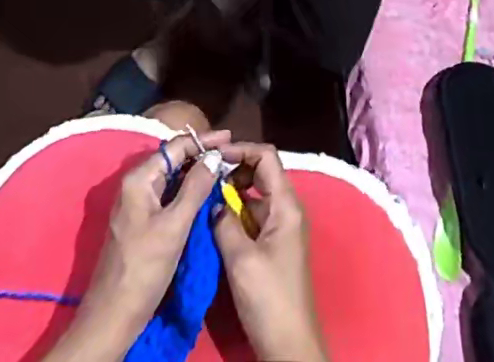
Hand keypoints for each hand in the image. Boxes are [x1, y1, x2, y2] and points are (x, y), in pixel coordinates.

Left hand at [51, 130, 228, 360]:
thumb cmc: (144, 268)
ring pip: (172, 178)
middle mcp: (136, 184)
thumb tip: (214, 156)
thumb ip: (195, 187)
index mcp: (139, 179)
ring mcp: (138, 204)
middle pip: (173, 159)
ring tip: (224, 170)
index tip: (230, 138)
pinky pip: (169, 195)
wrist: (113, 315)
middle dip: (201, 154)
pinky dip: (188, 190)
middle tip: (230, 154)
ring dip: (196, 172)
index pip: (175, 147)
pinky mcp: (142, 221)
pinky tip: (206, 194)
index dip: (204, 140)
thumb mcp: (174, 225)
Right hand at [213, 143, 328, 361]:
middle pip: (260, 173)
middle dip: (233, 171)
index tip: (213, 158)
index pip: (266, 157)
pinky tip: (214, 224)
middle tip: (204, 180)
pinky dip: (235, 215)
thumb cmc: (269, 298)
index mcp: (286, 204)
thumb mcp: (242, 258)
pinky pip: (253, 218)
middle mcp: (287, 209)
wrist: (289, 344)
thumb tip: (213, 201)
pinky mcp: (273, 246)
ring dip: (231, 195)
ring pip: (254, 197)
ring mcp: (281, 228)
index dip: (241, 150)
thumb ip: (225, 223)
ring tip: (203, 201)